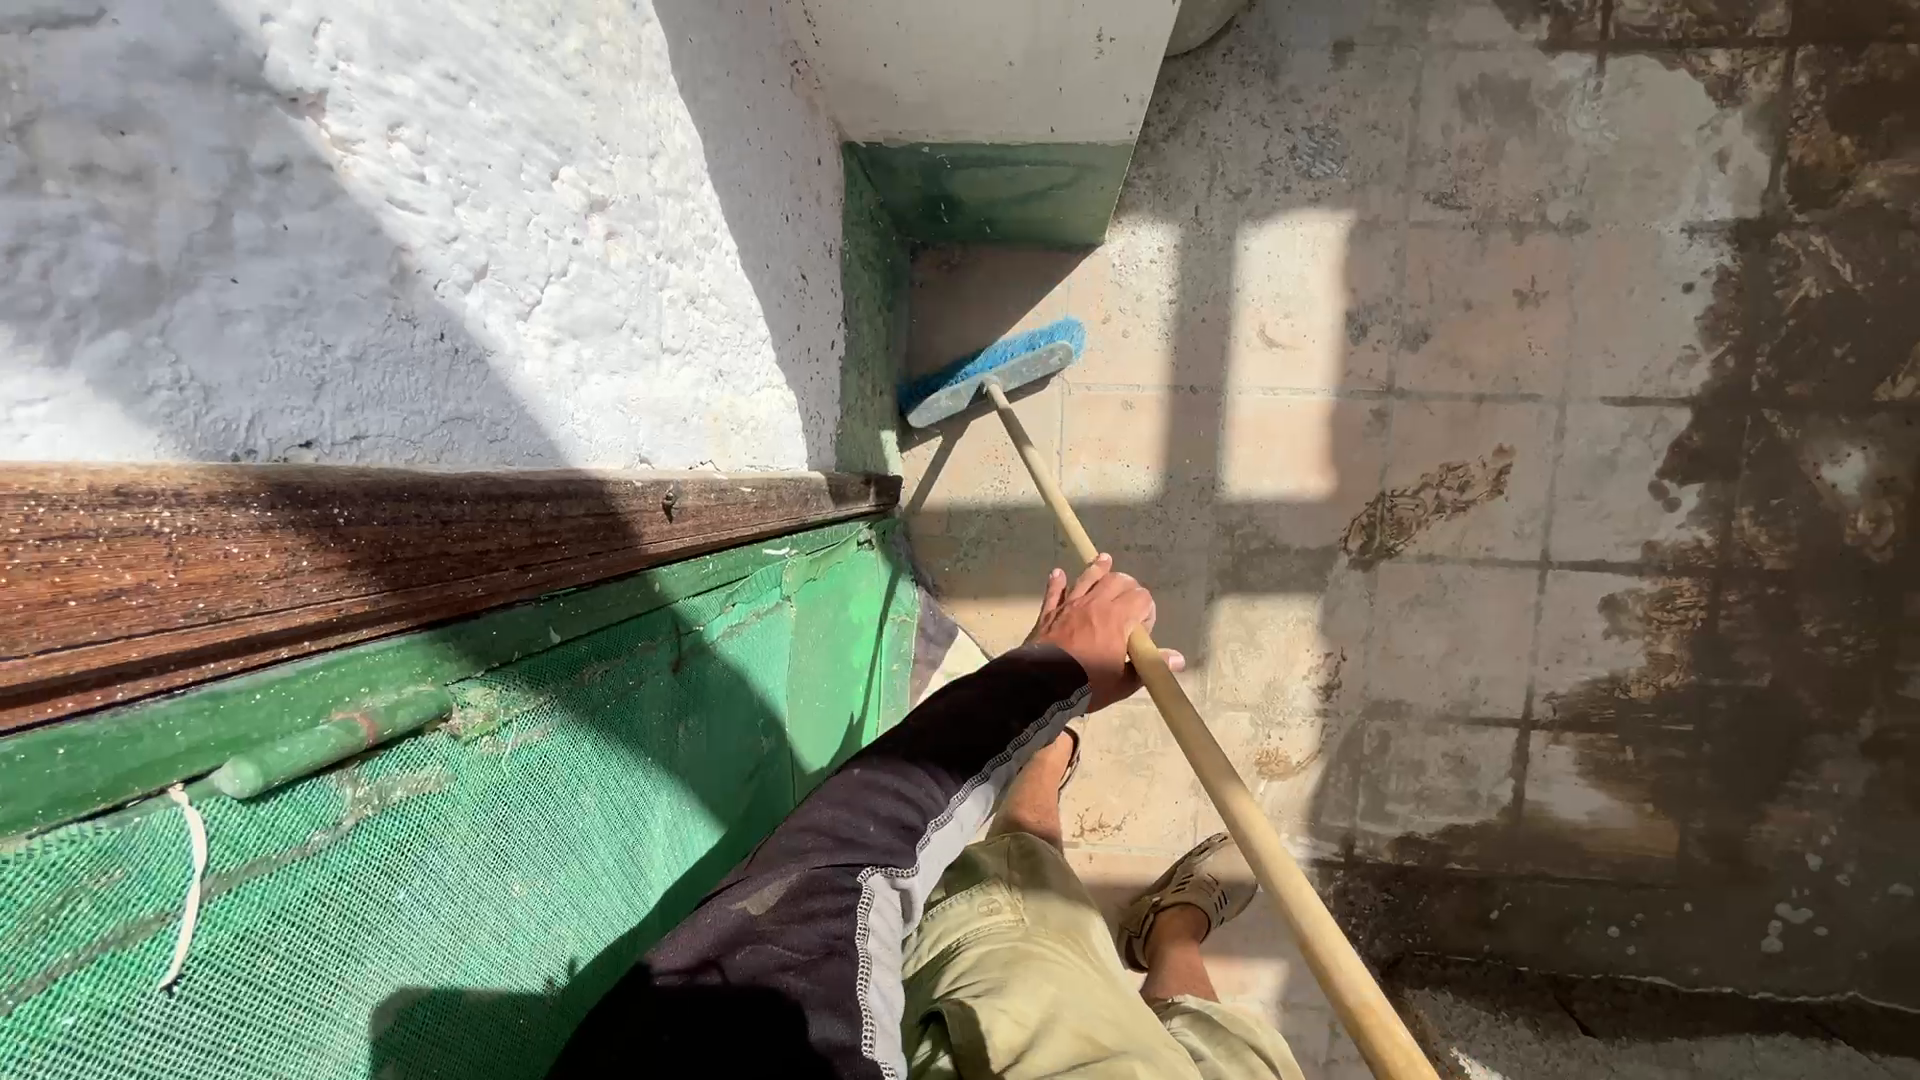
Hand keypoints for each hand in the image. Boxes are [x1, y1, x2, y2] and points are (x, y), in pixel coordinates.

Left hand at [1025, 553, 1185, 711]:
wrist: (1044, 683)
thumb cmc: (1088, 684)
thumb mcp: (1123, 682)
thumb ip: (1149, 666)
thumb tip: (1178, 659)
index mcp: (1118, 618)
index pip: (1141, 598)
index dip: (1146, 610)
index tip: (1142, 629)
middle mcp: (1096, 604)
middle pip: (1117, 580)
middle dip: (1127, 585)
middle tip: (1130, 596)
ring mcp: (1070, 605)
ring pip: (1087, 578)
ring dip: (1097, 568)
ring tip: (1104, 559)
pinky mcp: (1049, 612)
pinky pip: (1055, 592)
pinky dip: (1057, 582)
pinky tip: (1058, 573)